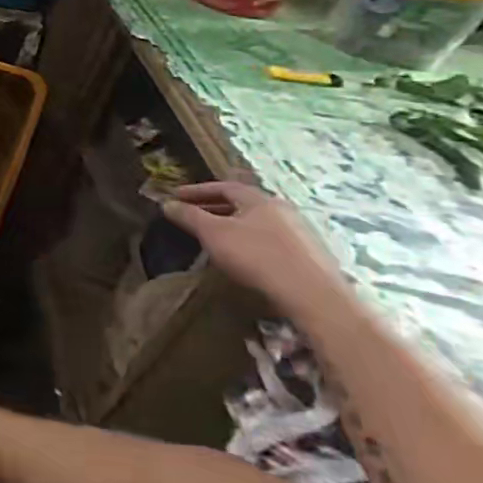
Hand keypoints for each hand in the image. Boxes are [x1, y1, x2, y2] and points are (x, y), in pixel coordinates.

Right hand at [162, 182, 350, 316]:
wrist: (315, 297)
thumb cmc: (257, 256)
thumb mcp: (212, 233)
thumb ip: (188, 215)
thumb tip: (167, 204)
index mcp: (259, 199)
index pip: (223, 186)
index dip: (196, 190)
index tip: (175, 196)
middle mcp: (282, 210)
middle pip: (242, 203)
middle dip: (213, 207)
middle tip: (191, 214)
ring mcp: (300, 233)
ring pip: (257, 222)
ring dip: (232, 225)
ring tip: (213, 236)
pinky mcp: (310, 256)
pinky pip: (270, 239)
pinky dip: (249, 240)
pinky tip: (242, 255)